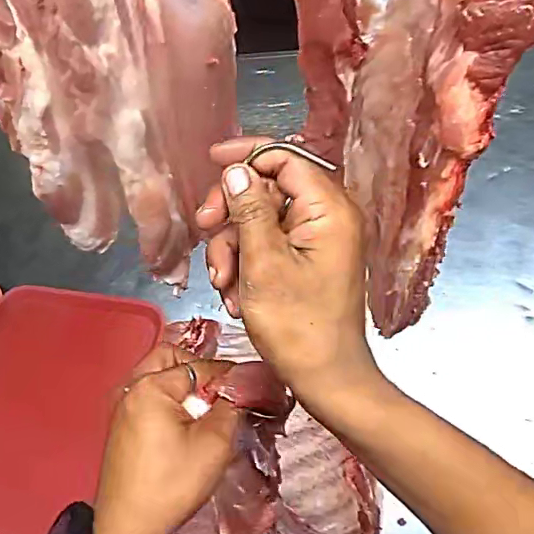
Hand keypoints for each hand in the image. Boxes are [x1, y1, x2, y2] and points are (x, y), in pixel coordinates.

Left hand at [93, 345, 243, 533]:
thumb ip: (231, 407)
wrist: (128, 525)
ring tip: (205, 409)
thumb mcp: (214, 445)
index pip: (199, 366)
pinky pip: (147, 394)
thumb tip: (242, 386)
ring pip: (156, 374)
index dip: (229, 375)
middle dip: (199, 369)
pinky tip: (185, 423)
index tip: (251, 387)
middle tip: (221, 394)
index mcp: (150, 387)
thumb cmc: (171, 485)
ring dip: (182, 382)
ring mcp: (121, 405)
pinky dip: (167, 398)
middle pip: (170, 358)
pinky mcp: (120, 423)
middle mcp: (130, 388)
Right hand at [193, 137, 379, 408]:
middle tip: (206, 230)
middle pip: (266, 190)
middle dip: (231, 213)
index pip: (286, 158)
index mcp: (328, 210)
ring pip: (258, 221)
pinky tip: (237, 293)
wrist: (324, 377)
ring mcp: (315, 242)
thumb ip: (250, 210)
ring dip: (232, 248)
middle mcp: (326, 218)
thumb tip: (237, 171)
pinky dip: (243, 264)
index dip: (247, 155)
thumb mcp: (263, 263)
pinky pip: (264, 246)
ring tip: (226, 284)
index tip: (212, 160)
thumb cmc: (299, 326)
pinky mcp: (303, 262)